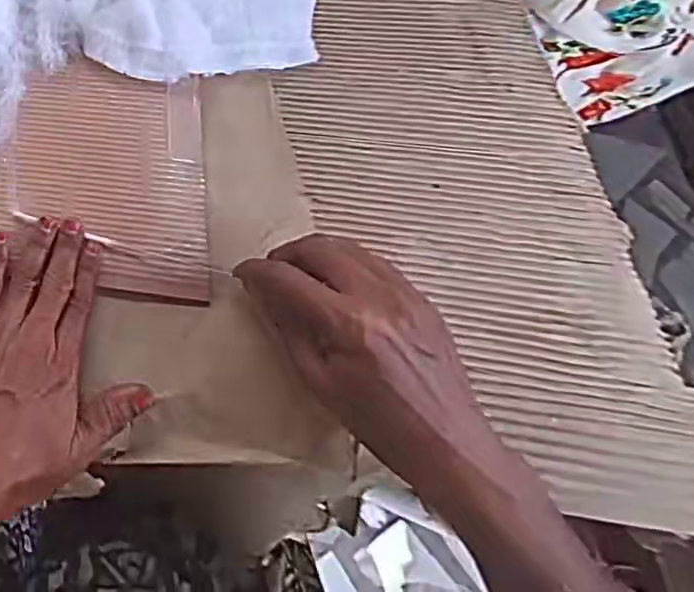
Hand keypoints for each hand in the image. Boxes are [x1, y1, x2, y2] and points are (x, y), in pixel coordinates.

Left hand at [0, 217, 154, 535]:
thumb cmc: (18, 463)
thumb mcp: (77, 448)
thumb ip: (112, 415)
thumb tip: (146, 393)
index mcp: (60, 363)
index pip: (79, 306)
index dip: (88, 274)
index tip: (95, 250)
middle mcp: (32, 339)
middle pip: (55, 283)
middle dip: (66, 249)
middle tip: (74, 222)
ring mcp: (0, 332)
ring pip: (24, 279)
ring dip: (36, 248)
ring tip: (46, 222)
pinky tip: (0, 242)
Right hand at [235, 234, 494, 485]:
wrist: (448, 446)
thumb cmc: (384, 425)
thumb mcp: (319, 382)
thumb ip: (288, 330)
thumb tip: (266, 296)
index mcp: (348, 325)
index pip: (288, 278)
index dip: (258, 271)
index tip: (245, 272)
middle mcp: (377, 299)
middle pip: (318, 247)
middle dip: (286, 253)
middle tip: (272, 270)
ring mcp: (403, 294)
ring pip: (347, 246)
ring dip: (316, 252)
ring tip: (302, 272)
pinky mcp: (420, 298)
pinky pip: (375, 262)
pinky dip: (347, 262)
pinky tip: (338, 282)